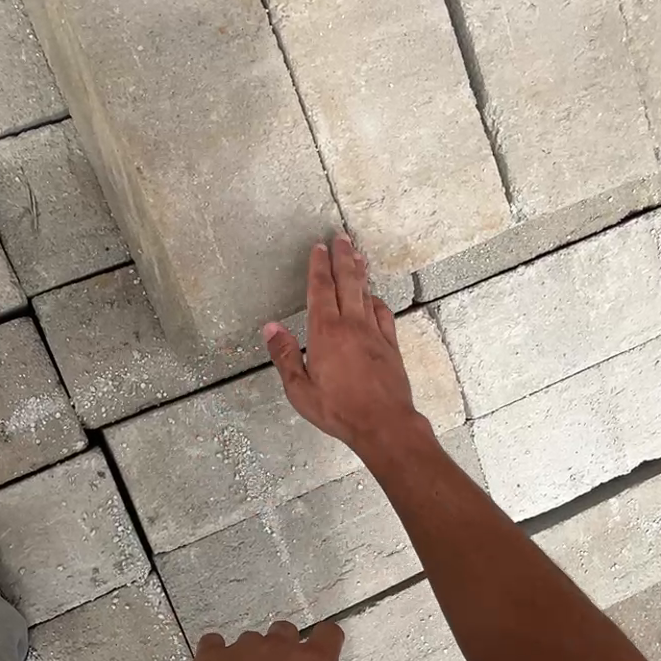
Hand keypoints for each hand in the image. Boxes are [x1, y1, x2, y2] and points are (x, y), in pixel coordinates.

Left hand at [171, 622, 356, 660]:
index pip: (329, 635)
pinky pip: (215, 645)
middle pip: (287, 632)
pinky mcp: (210, 656)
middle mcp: (278, 648)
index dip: (328, 642)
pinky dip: (218, 658)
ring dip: (253, 657)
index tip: (325, 651)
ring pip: (252, 640)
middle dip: (286, 649)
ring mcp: (242, 648)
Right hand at [264, 235, 428, 457]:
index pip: (321, 290)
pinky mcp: (390, 345)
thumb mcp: (299, 389)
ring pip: (366, 293)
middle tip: (341, 238)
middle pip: (348, 282)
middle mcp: (351, 325)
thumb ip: (284, 355)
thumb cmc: (338, 409)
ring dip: (360, 273)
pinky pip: (383, 313)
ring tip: (357, 256)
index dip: (319, 266)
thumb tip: (270, 327)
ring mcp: (374, 333)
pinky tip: (374, 298)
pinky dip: (376, 300)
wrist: (384, 423)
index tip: (319, 248)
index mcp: (326, 332)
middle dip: (343, 257)